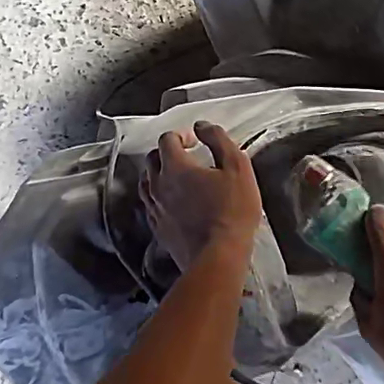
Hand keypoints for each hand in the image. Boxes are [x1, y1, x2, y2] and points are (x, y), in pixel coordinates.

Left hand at [140, 120, 262, 268]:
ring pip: (146, 182)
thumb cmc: (232, 211)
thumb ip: (219, 140)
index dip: (181, 135)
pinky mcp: (157, 228)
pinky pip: (150, 204)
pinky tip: (172, 201)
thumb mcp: (237, 168)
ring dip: (159, 174)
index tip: (196, 142)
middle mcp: (158, 185)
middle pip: (152, 159)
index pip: (167, 140)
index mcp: (175, 166)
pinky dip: (158, 196)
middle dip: (167, 153)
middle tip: (186, 157)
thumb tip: (202, 126)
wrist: (217, 257)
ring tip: (177, 178)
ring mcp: (154, 208)